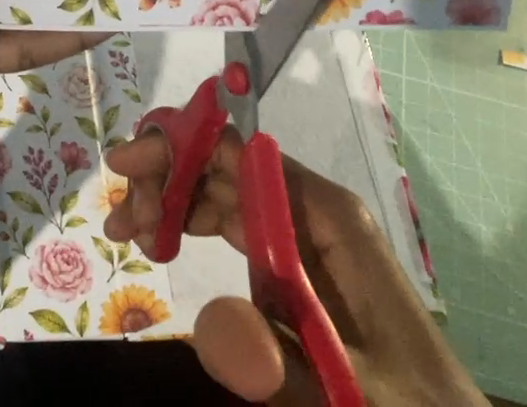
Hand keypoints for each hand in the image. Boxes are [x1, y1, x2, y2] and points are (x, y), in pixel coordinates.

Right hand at [104, 130, 485, 405]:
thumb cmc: (410, 406)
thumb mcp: (350, 394)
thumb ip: (280, 367)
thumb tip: (205, 324)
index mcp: (327, 216)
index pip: (241, 153)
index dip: (180, 146)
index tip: (127, 166)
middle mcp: (310, 209)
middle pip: (222, 164)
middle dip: (163, 176)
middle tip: (117, 215)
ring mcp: (299, 232)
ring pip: (219, 189)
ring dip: (167, 200)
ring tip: (123, 230)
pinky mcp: (290, 259)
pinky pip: (230, 221)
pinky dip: (187, 223)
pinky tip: (158, 241)